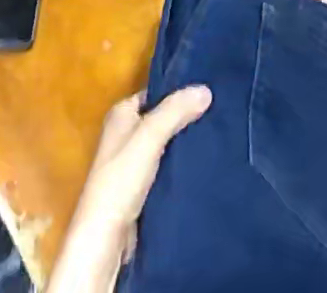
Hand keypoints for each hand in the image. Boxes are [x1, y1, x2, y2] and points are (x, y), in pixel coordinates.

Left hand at [45, 86, 211, 292]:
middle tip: (220, 114)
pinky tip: (205, 163)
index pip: (155, 93)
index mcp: (121, 113)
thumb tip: (206, 89)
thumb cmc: (121, 178)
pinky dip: (182, 164)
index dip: (179, 92)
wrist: (106, 237)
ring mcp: (133, 161)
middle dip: (186, 118)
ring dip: (186, 142)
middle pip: (162, 118)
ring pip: (166, 144)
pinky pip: (167, 166)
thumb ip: (175, 112)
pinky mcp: (142, 186)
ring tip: (220, 135)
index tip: (210, 91)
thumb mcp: (149, 137)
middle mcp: (125, 132)